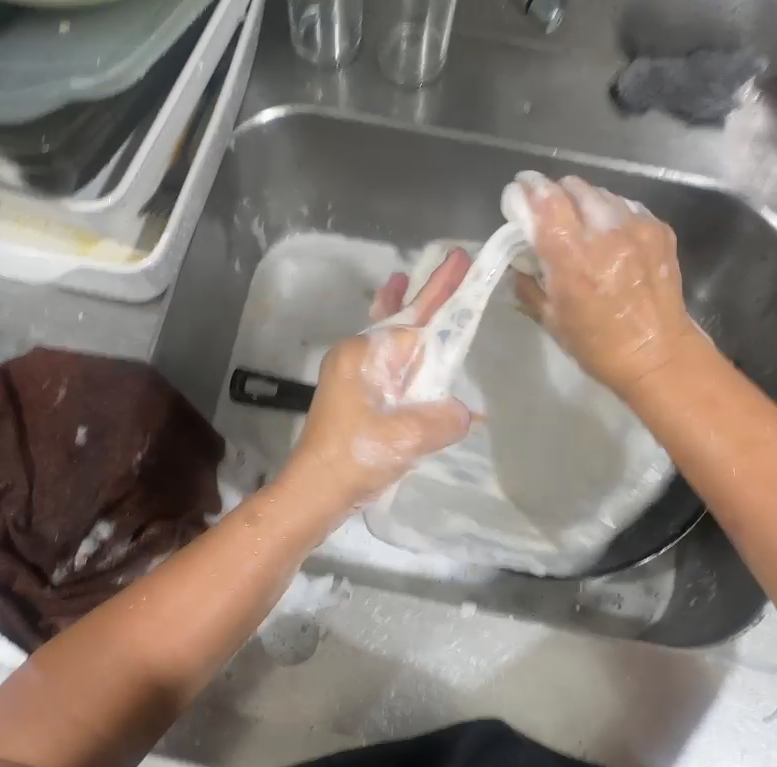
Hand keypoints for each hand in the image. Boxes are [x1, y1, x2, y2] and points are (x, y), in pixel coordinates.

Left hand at [277, 250, 475, 509]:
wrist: (314, 495)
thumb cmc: (354, 459)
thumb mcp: (407, 438)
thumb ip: (443, 419)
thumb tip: (463, 413)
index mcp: (363, 356)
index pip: (415, 322)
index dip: (443, 295)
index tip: (461, 261)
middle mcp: (355, 360)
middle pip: (402, 322)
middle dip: (429, 296)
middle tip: (453, 262)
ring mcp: (353, 381)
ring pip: (391, 343)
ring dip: (410, 319)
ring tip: (416, 284)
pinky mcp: (355, 404)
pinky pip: (387, 370)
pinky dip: (404, 358)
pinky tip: (415, 360)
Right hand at [512, 173, 719, 396]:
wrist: (657, 354)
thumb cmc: (597, 345)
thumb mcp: (552, 319)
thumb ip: (530, 283)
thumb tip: (519, 260)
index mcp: (574, 258)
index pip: (546, 201)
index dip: (527, 189)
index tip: (518, 190)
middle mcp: (606, 233)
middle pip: (574, 187)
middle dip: (555, 193)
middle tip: (547, 208)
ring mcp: (637, 227)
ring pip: (602, 194)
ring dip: (584, 202)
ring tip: (580, 223)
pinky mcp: (659, 230)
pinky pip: (627, 207)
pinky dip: (611, 214)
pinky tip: (609, 235)